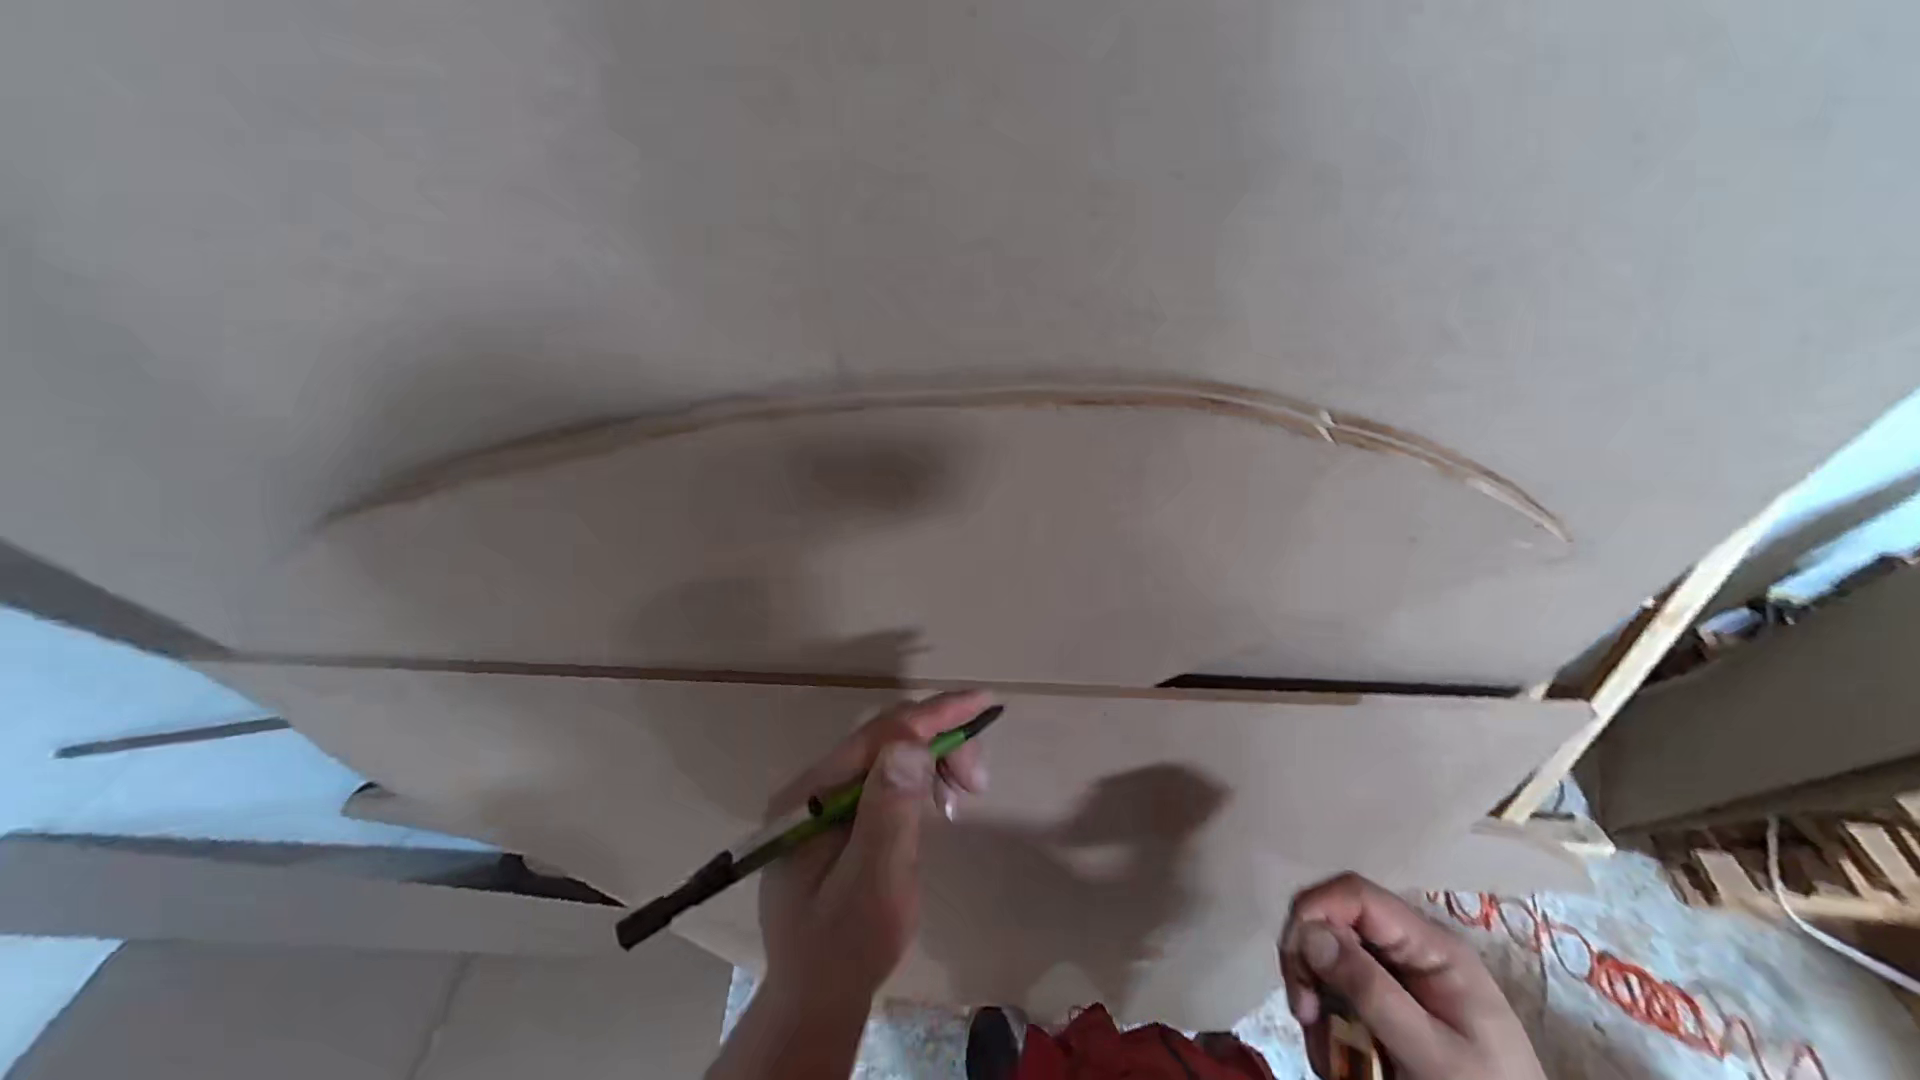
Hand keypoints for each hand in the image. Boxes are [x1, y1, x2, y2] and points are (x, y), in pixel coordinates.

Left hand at [757, 689, 991, 1002]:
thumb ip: (889, 814)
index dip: (934, 714)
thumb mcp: (874, 885)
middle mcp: (814, 787)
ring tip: (961, 798)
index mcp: (812, 795)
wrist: (814, 999)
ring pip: (889, 754)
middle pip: (885, 738)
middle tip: (977, 784)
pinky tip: (937, 805)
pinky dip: (921, 780)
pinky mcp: (839, 817)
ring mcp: (824, 801)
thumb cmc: (846, 949)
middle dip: (939, 744)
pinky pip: (886, 778)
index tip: (984, 703)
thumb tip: (910, 745)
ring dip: (933, 762)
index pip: (880, 734)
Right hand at [1280, 873, 1544, 1079]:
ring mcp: (1395, 976)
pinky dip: (1324, 1021)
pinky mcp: (1385, 1004)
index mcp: (1432, 946)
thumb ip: (1372, 991)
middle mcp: (1409, 949)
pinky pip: (1335, 993)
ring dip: (1313, 1001)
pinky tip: (1336, 1056)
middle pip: (1332, 923)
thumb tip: (1309, 932)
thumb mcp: (1432, 1052)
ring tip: (1327, 1054)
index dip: (1314, 911)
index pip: (1355, 894)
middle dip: (1307, 963)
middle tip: (1303, 1014)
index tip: (1294, 960)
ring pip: (1326, 961)